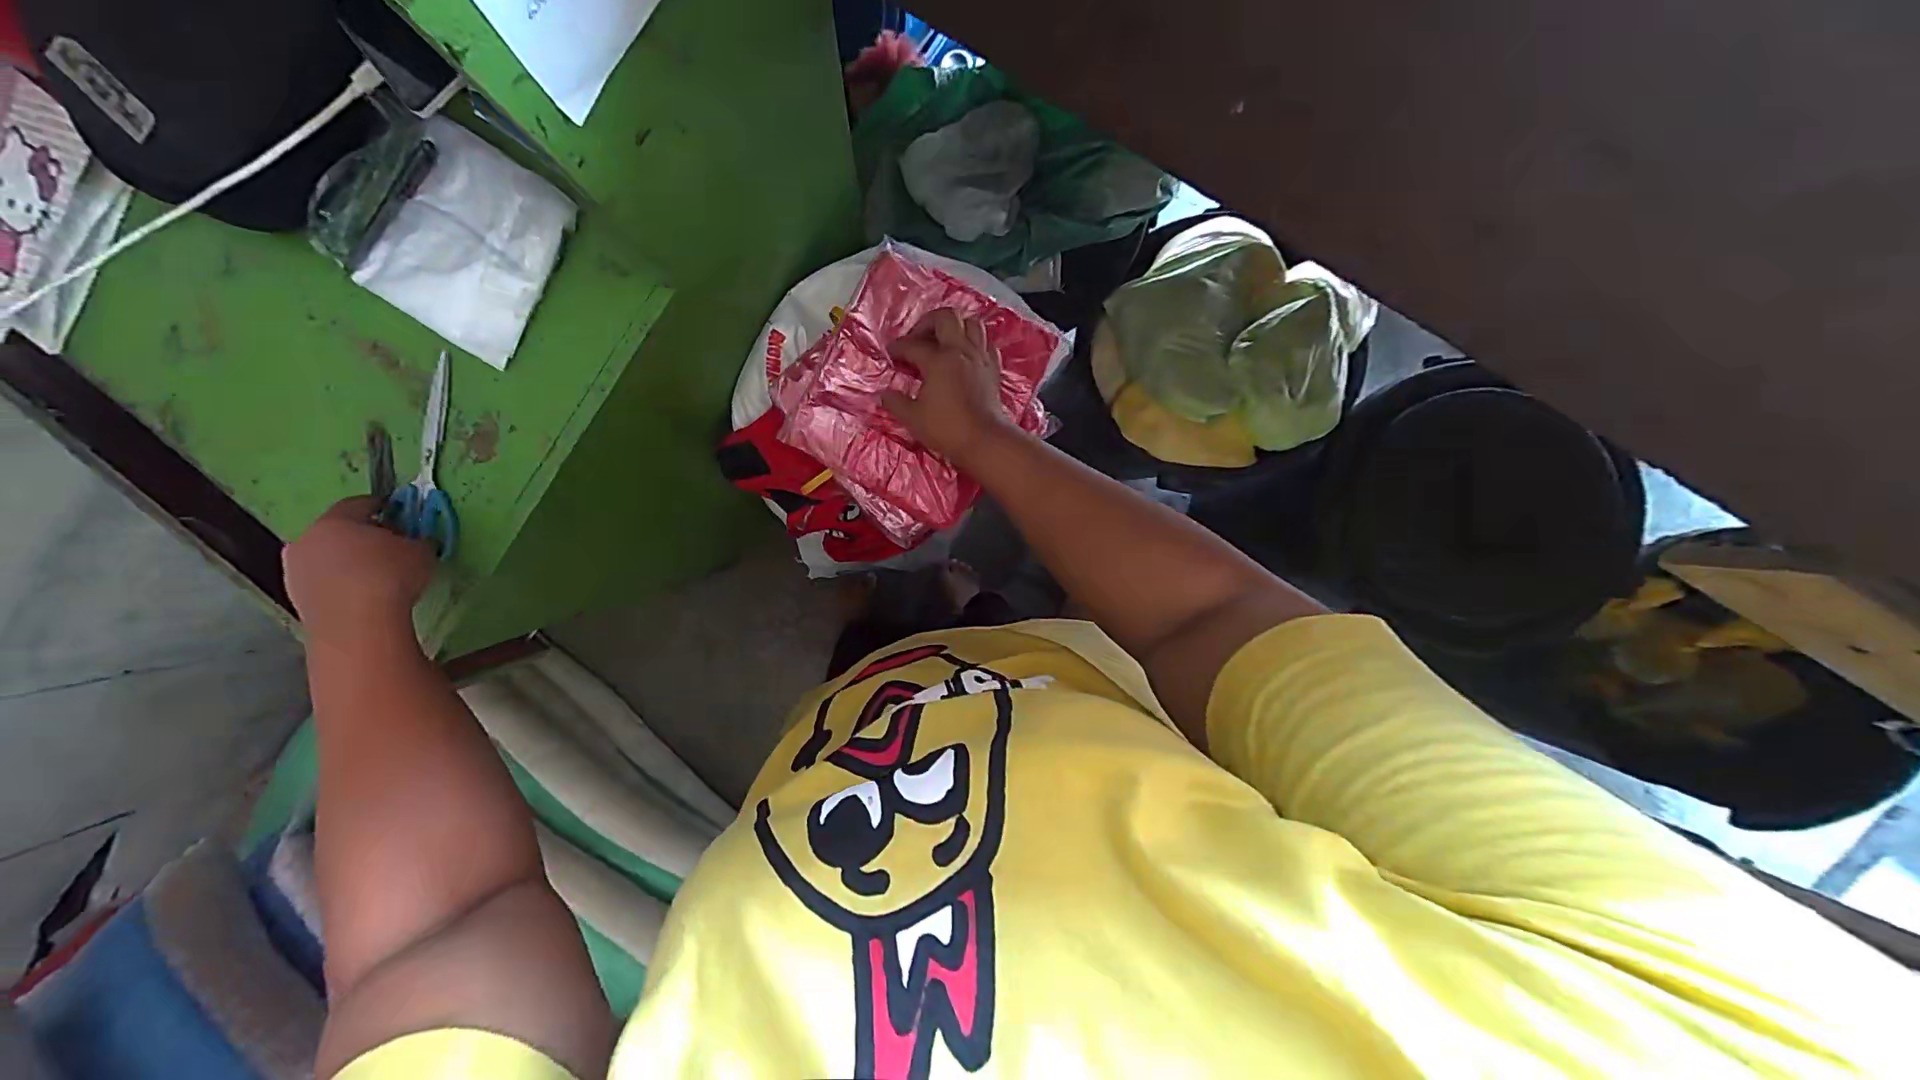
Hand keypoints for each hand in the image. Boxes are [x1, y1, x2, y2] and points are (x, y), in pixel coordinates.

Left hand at [284, 496, 436, 646]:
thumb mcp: (423, 552)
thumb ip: (419, 540)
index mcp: (336, 521)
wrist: (357, 624)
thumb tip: (417, 541)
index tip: (400, 514)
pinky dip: (340, 583)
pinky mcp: (295, 597)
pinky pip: (322, 580)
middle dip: (363, 536)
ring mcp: (295, 569)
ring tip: (377, 576)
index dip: (383, 506)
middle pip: (338, 530)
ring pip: (326, 557)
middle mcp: (307, 539)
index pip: (360, 503)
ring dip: (348, 561)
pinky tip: (363, 595)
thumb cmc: (391, 576)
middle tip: (390, 547)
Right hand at [883, 309, 1021, 464]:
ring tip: (944, 341)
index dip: (898, 348)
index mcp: (938, 360)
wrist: (985, 441)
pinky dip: (976, 344)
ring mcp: (981, 358)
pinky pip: (987, 344)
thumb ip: (895, 402)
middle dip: (928, 322)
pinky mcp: (994, 370)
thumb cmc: (947, 429)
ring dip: (956, 327)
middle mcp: (961, 351)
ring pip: (972, 324)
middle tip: (918, 338)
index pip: (912, 345)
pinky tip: (967, 355)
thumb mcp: (912, 418)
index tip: (891, 355)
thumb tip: (884, 394)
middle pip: (946, 317)